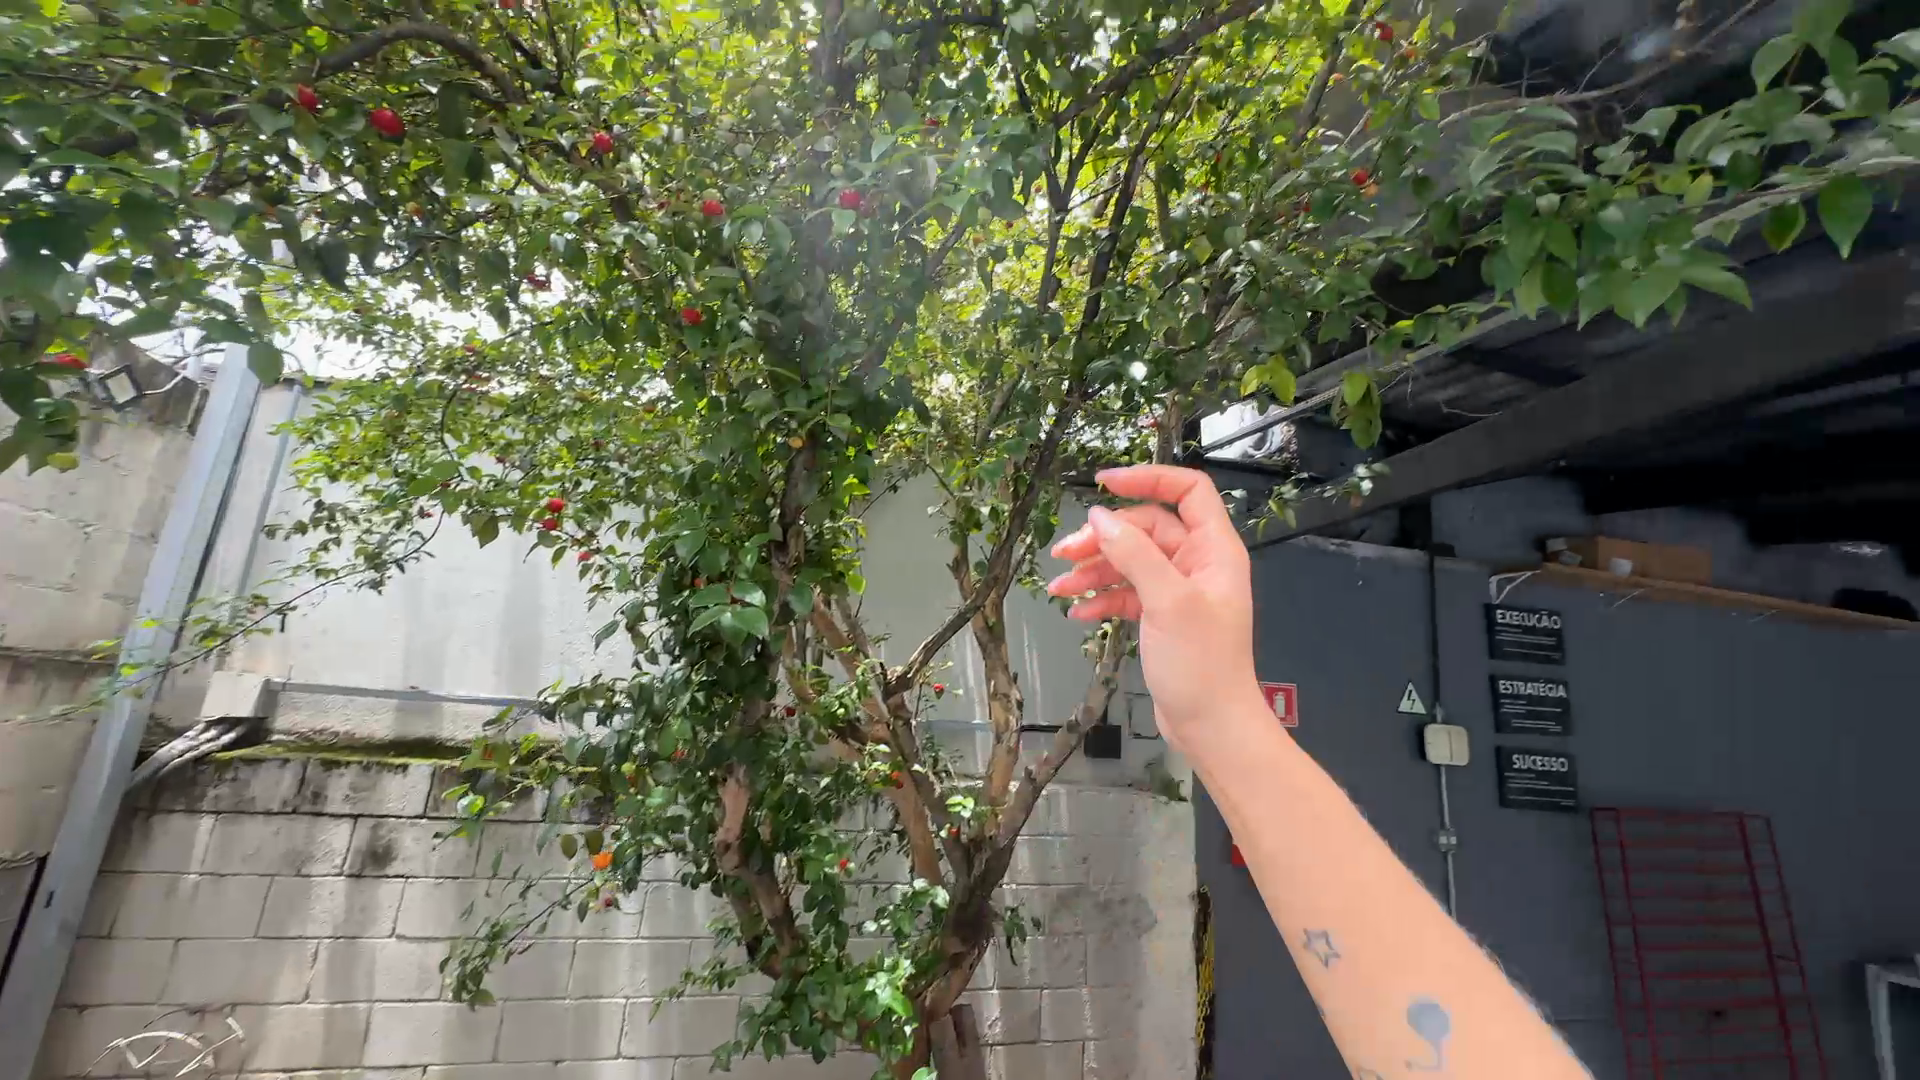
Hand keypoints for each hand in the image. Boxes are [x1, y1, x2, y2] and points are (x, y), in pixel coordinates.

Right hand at [1045, 465, 1265, 752]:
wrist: (1212, 726)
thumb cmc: (1201, 663)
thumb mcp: (1167, 602)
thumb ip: (1134, 554)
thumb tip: (1099, 517)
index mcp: (1213, 549)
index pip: (1186, 491)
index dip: (1147, 479)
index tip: (1102, 483)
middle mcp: (1196, 563)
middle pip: (1144, 529)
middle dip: (1103, 538)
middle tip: (1063, 554)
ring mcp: (1177, 590)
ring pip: (1129, 562)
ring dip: (1093, 570)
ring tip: (1059, 586)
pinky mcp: (1160, 616)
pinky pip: (1125, 593)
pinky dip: (1101, 598)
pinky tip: (1078, 611)